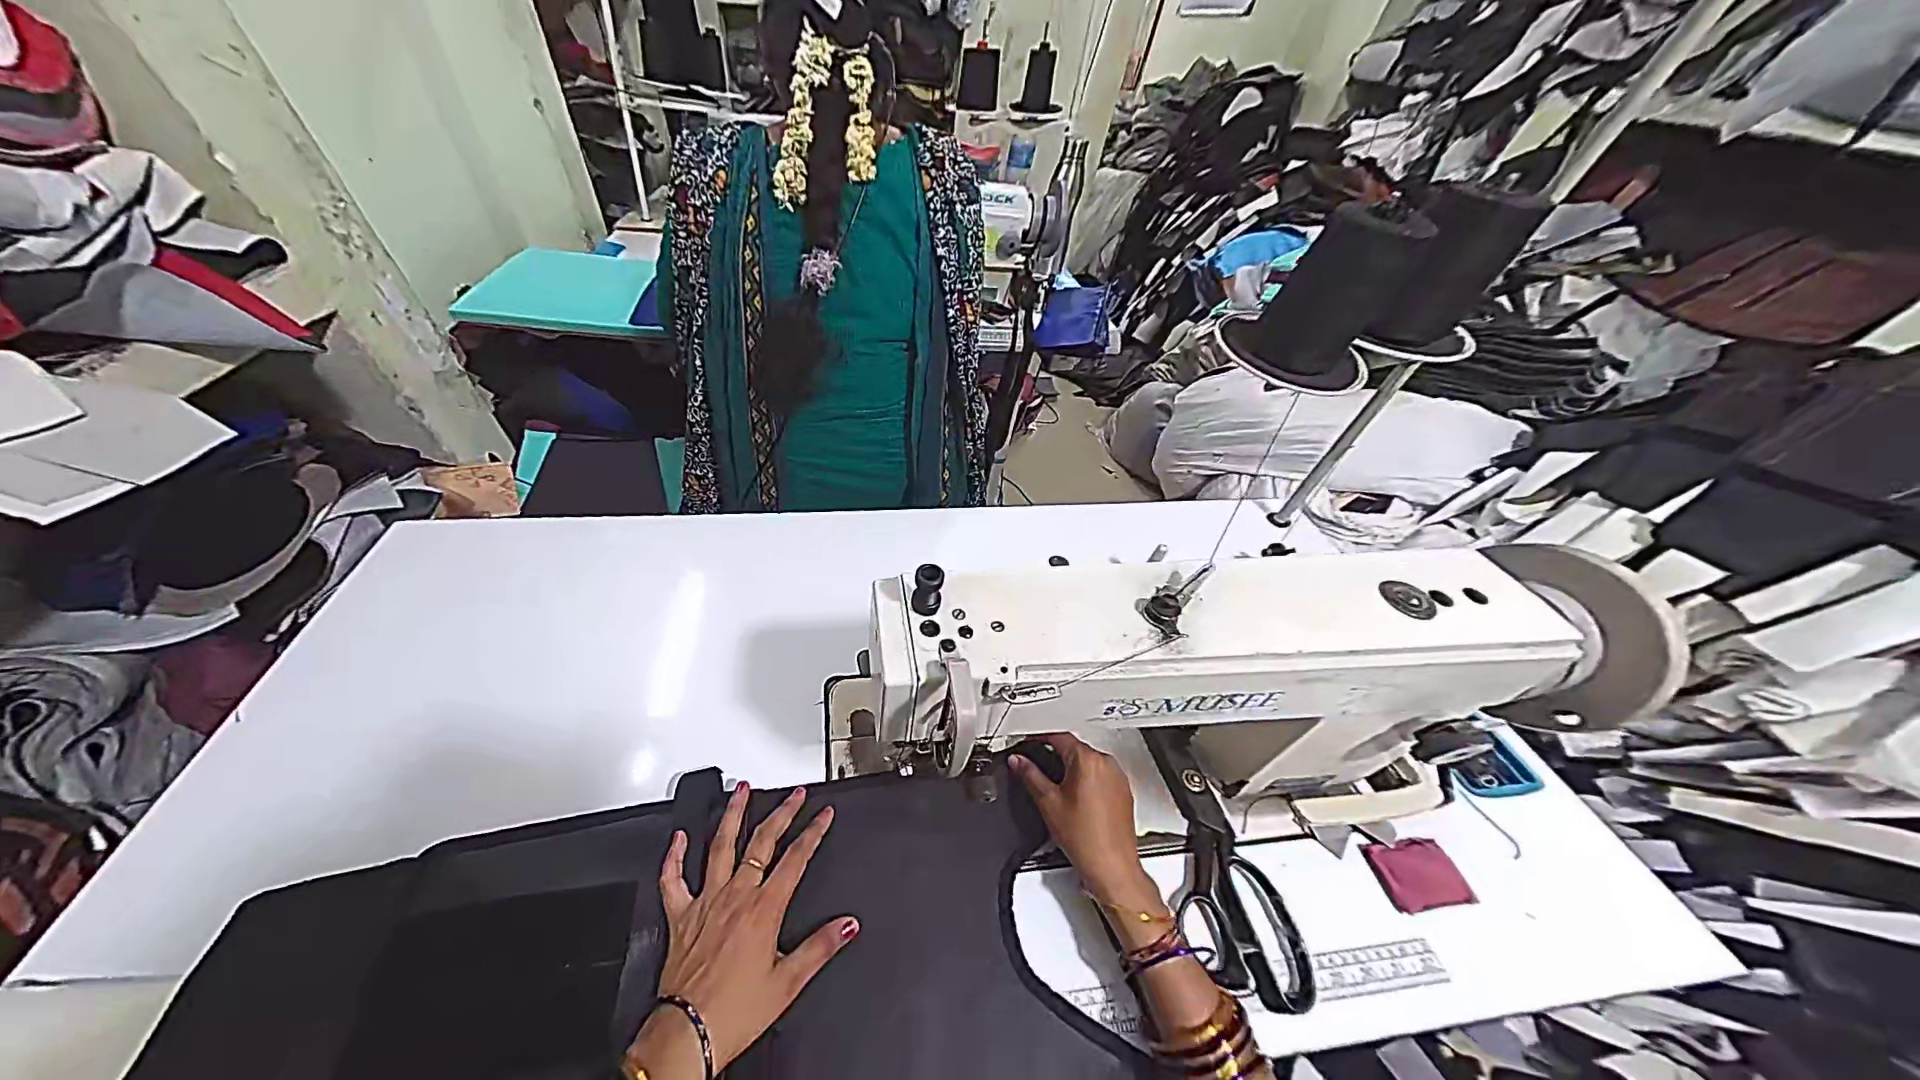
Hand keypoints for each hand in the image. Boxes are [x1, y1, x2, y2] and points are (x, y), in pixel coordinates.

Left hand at [623, 783, 857, 1078]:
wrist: (687, 1035)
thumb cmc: (734, 1013)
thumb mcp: (789, 983)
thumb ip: (821, 947)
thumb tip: (847, 925)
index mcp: (763, 910)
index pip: (796, 859)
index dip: (813, 832)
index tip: (823, 815)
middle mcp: (735, 898)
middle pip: (762, 843)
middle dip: (782, 813)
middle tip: (795, 794)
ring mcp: (706, 903)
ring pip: (720, 847)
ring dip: (733, 816)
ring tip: (741, 791)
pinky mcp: (681, 917)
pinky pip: (673, 880)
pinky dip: (675, 857)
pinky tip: (680, 838)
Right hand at [1009, 734, 1168, 946]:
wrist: (1112, 867)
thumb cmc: (1086, 840)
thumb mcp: (1048, 802)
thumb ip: (1030, 775)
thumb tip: (1019, 762)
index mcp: (1088, 761)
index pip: (1059, 737)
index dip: (1039, 739)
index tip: (1029, 743)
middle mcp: (1107, 764)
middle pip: (1075, 748)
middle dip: (1055, 755)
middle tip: (1037, 766)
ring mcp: (1118, 778)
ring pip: (1088, 762)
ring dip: (1072, 768)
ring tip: (1057, 788)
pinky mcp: (1123, 791)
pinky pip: (1101, 775)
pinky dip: (1087, 780)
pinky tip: (1076, 799)